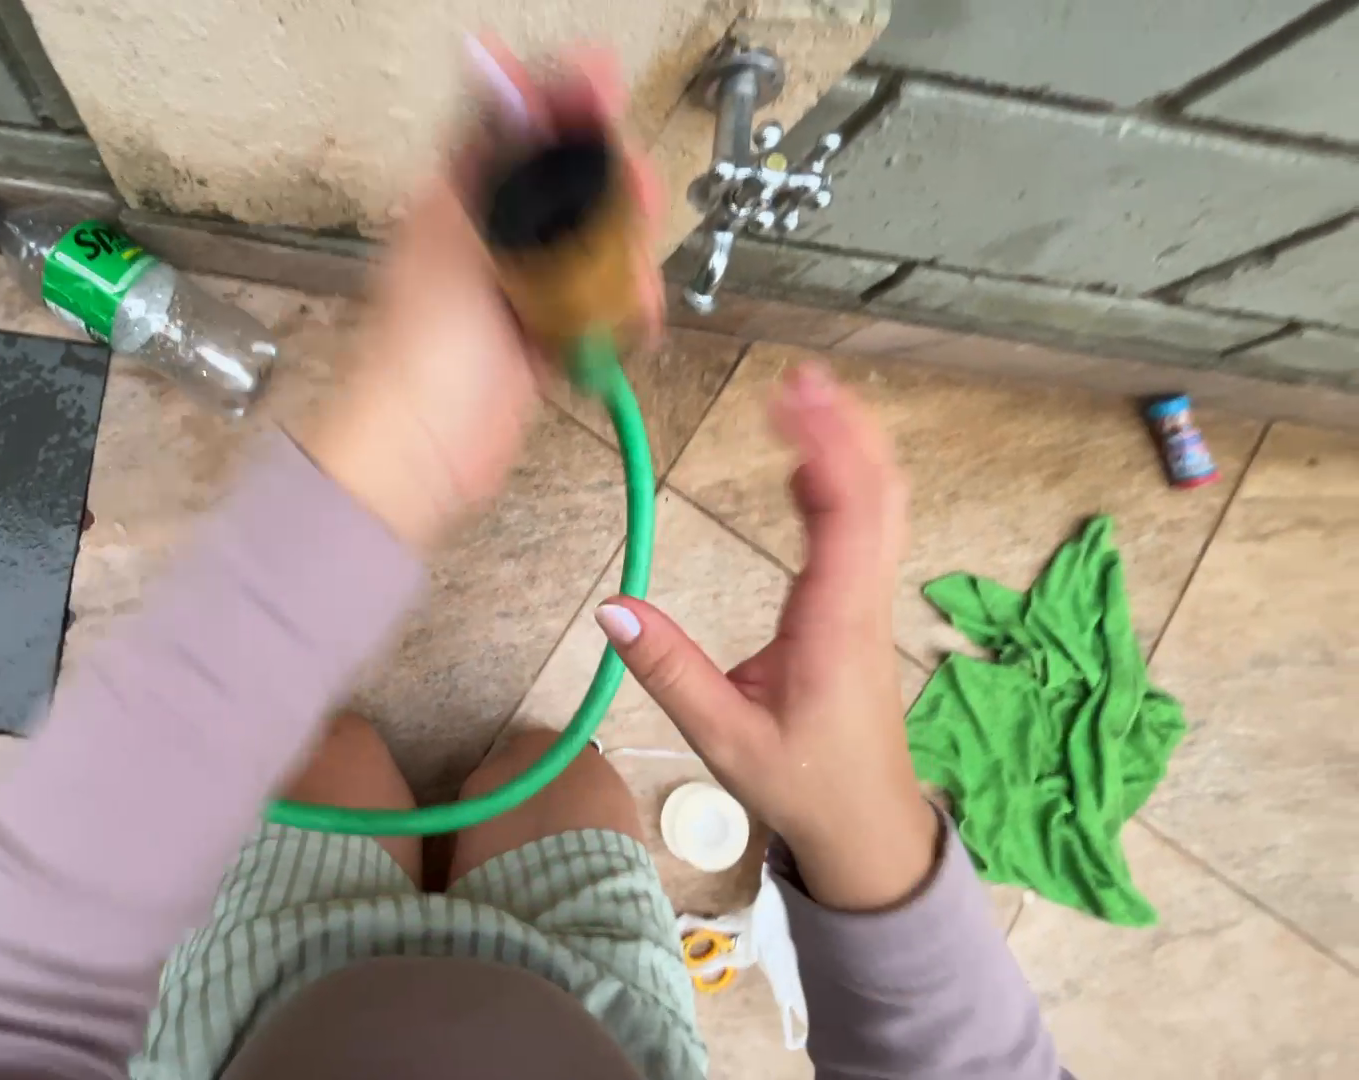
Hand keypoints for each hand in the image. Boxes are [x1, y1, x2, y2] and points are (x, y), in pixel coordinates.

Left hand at [299, 44, 661, 550]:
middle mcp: (489, 243)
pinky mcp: (542, 340)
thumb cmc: (422, 353)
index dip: (560, 106)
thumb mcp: (458, 238)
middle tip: (634, 195)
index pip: (513, 132)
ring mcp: (518, 293)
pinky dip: (619, 313)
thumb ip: (493, 159)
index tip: (601, 91)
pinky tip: (628, 323)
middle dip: (610, 189)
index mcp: (455, 207)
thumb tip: (500, 61)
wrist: (424, 452)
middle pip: (568, 189)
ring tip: (629, 281)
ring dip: (623, 260)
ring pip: (591, 250)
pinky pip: (594, 308)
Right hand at [594, 362, 938, 910]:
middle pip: (877, 493)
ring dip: (846, 447)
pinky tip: (806, 466)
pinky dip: (839, 482)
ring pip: (877, 506)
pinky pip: (861, 529)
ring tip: (801, 400)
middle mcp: (860, 599)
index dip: (827, 447)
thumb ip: (668, 670)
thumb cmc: (801, 782)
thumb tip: (611, 606)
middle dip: (843, 427)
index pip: (847, 516)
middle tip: (797, 378)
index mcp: (835, 622)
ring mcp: (864, 601)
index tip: (791, 396)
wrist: (866, 826)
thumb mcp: (724, 735)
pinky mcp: (854, 608)